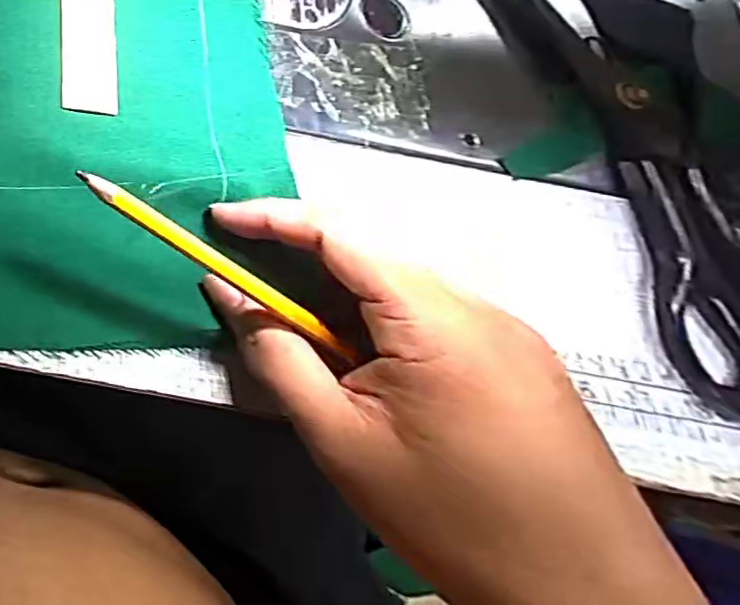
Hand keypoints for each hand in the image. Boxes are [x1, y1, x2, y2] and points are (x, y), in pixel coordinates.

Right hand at [200, 199, 699, 604]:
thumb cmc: (452, 522)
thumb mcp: (338, 439)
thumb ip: (274, 354)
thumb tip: (226, 290)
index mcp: (438, 323)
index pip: (339, 235)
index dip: (270, 217)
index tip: (219, 218)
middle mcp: (480, 309)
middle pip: (369, 249)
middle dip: (298, 249)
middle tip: (243, 265)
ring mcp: (508, 332)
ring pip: (396, 278)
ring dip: (335, 284)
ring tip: (293, 315)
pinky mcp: (520, 358)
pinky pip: (427, 307)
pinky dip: (373, 309)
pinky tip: (355, 347)